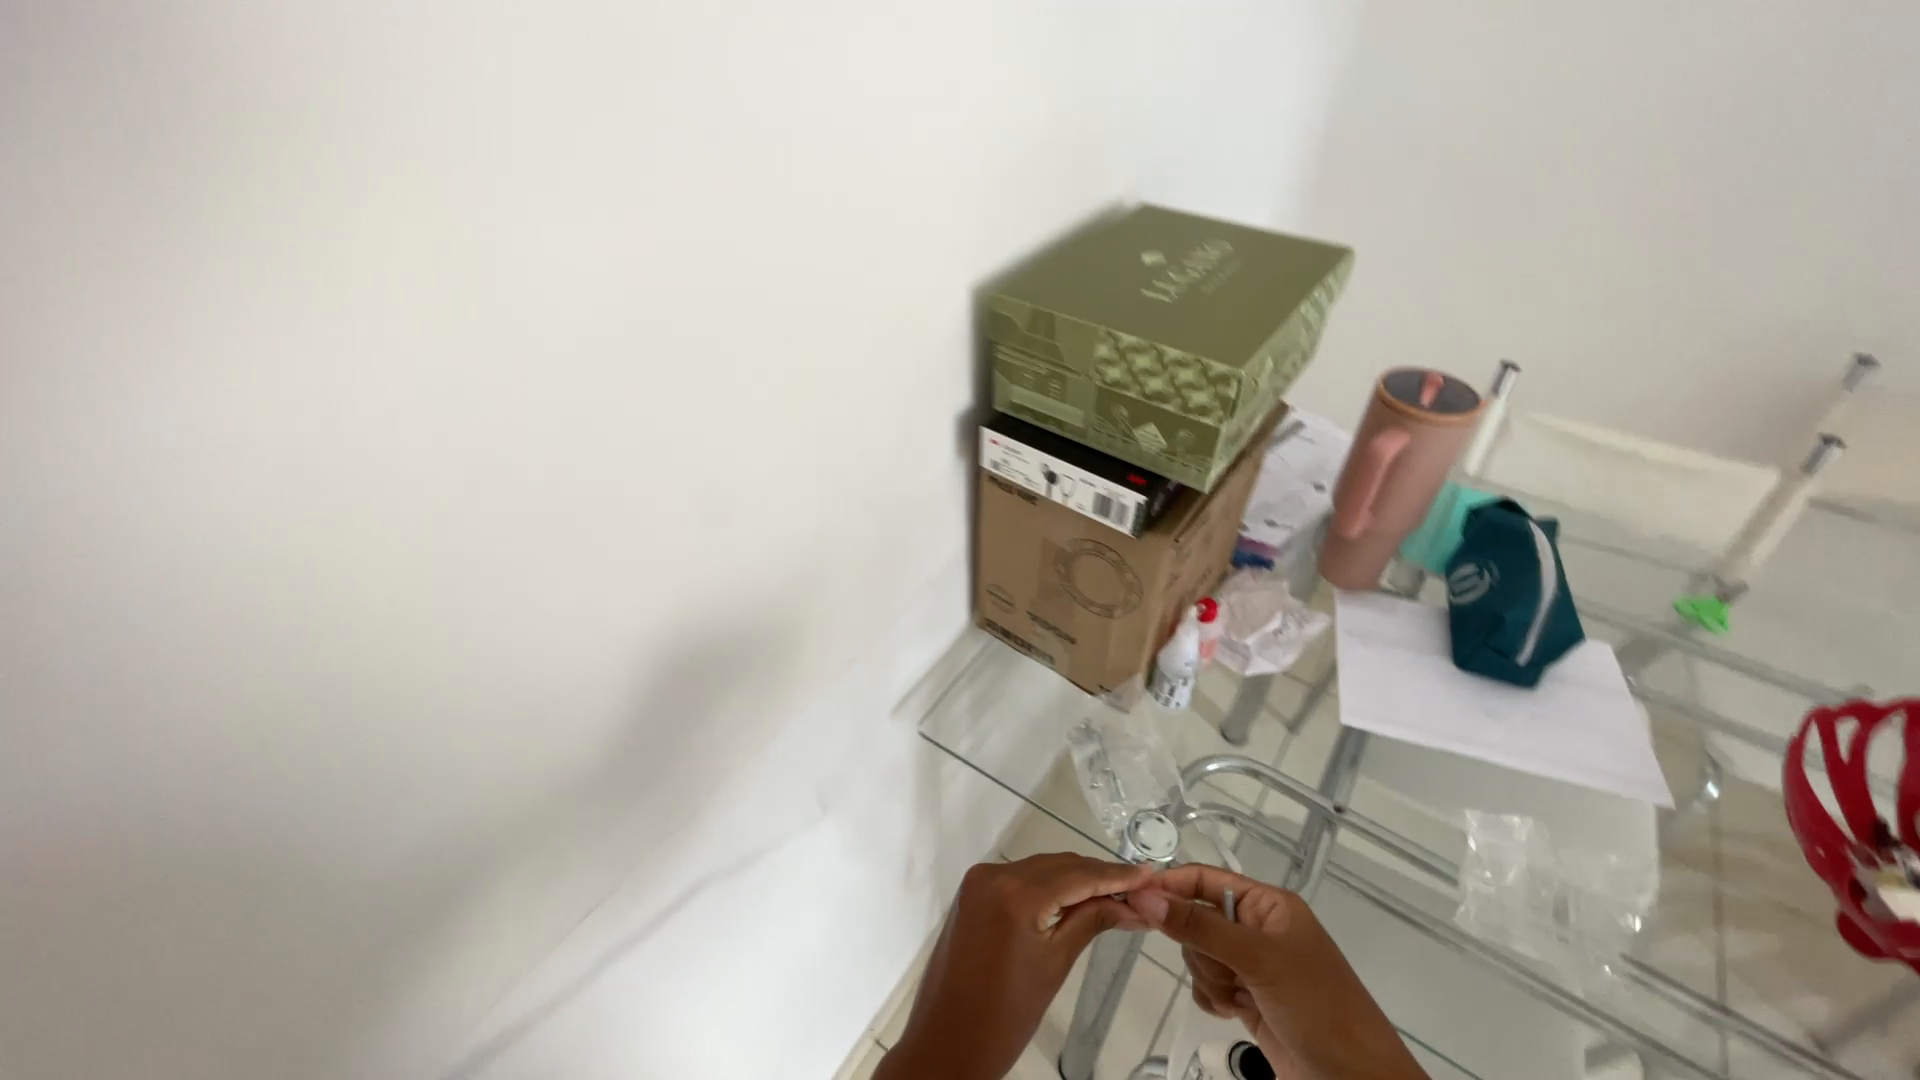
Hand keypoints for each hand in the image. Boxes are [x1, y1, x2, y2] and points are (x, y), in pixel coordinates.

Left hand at [875, 853, 1153, 1079]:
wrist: (948, 1041)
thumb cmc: (1006, 1014)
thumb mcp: (1056, 963)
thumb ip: (1093, 921)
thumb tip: (1136, 906)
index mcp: (1016, 893)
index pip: (1078, 875)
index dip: (1117, 875)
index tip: (1152, 875)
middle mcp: (995, 874)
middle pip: (1059, 866)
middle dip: (1099, 876)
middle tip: (1140, 890)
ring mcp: (980, 880)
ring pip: (1041, 869)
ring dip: (1075, 879)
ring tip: (1115, 894)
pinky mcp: (973, 891)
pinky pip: (1021, 878)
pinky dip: (1048, 885)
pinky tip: (1074, 898)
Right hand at [1127, 865, 1428, 1079]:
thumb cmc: (1318, 1006)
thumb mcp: (1258, 959)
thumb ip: (1199, 926)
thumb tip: (1144, 894)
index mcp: (1269, 905)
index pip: (1205, 879)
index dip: (1170, 885)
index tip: (1135, 897)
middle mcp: (1258, 929)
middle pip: (1196, 919)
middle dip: (1201, 948)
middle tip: (1227, 970)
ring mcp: (1252, 966)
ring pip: (1199, 956)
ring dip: (1210, 979)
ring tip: (1240, 999)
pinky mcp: (1247, 999)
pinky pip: (1207, 986)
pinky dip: (1212, 999)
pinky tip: (1234, 1013)